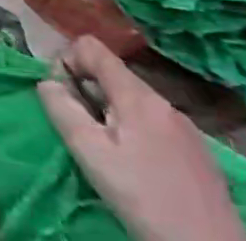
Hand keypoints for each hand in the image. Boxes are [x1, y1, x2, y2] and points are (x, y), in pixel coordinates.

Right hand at [39, 37, 245, 240]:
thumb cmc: (144, 198)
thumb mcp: (90, 154)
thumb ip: (62, 109)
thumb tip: (47, 82)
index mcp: (137, 95)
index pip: (92, 47)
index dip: (68, 62)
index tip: (65, 98)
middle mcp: (163, 101)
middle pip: (113, 76)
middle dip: (89, 94)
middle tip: (85, 135)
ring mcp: (186, 127)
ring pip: (133, 101)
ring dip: (112, 116)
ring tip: (112, 156)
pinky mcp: (199, 152)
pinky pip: (155, 124)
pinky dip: (136, 133)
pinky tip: (141, 170)